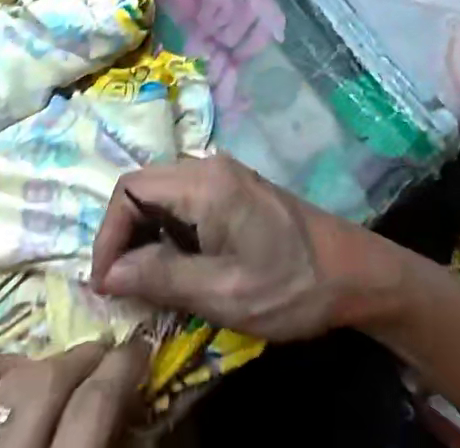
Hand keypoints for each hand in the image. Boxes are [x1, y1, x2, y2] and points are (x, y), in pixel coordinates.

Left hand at [0, 341, 150, 447]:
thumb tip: (133, 414)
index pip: (92, 409)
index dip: (122, 369)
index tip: (141, 350)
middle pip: (46, 386)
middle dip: (86, 359)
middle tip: (110, 354)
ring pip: (1, 388)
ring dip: (42, 364)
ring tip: (67, 366)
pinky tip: (6, 372)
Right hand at [90, 156, 398, 341]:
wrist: (353, 273)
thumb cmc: (290, 285)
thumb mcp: (222, 293)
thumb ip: (160, 277)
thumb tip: (106, 274)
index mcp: (204, 182)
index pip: (129, 191)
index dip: (107, 235)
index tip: (105, 283)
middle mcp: (207, 166)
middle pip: (141, 188)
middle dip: (123, 235)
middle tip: (121, 285)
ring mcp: (221, 175)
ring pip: (160, 195)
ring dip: (144, 236)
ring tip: (143, 281)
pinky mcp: (231, 189)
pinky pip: (181, 202)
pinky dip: (166, 232)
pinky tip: (174, 266)